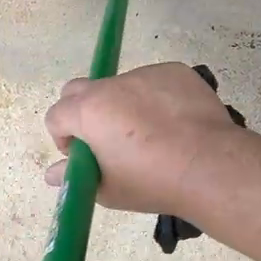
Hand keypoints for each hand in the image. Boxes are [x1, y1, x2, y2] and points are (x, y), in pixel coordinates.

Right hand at [42, 62, 243, 214]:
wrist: (208, 163)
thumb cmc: (151, 181)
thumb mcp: (106, 188)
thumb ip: (74, 176)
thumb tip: (52, 173)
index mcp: (89, 110)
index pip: (57, 114)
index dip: (64, 137)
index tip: (83, 155)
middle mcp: (113, 84)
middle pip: (80, 89)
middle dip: (82, 111)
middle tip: (106, 139)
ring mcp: (147, 73)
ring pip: (122, 86)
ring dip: (124, 105)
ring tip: (151, 135)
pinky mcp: (176, 71)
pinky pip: (155, 82)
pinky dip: (156, 98)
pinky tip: (175, 123)